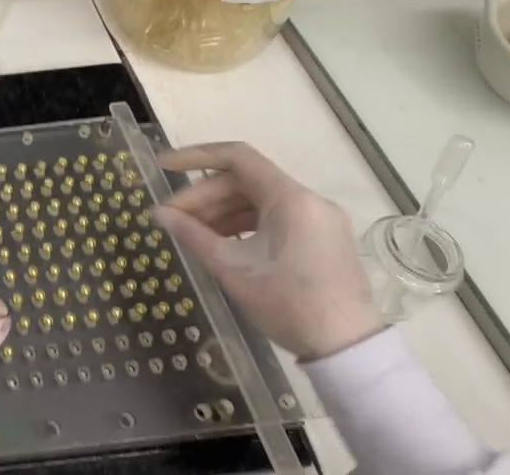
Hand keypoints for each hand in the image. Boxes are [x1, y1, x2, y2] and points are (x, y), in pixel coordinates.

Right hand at [153, 142, 382, 360]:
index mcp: (291, 199)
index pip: (236, 157)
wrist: (352, 354)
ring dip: (222, 212)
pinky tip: (222, 242)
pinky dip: (244, 224)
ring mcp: (319, 219)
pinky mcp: (323, 238)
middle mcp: (308, 200)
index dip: (194, 156)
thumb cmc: (291, 305)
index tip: (164, 167)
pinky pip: (275, 218)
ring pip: (258, 201)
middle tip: (174, 217)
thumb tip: (158, 213)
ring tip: (192, 232)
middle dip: (205, 197)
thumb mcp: (233, 269)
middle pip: (244, 181)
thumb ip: (192, 235)